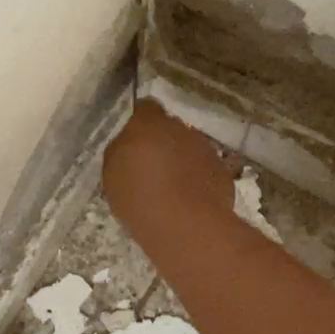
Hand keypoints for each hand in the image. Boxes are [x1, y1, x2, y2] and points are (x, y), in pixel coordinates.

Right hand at [102, 99, 234, 228]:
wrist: (184, 225)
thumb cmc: (139, 198)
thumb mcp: (112, 174)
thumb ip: (120, 152)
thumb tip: (129, 146)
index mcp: (148, 124)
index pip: (145, 108)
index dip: (140, 122)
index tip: (134, 141)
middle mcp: (180, 129)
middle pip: (169, 129)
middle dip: (161, 143)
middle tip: (150, 169)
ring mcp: (204, 148)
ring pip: (189, 148)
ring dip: (181, 161)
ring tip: (171, 189)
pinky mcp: (222, 170)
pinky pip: (205, 169)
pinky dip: (197, 179)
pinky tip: (189, 200)